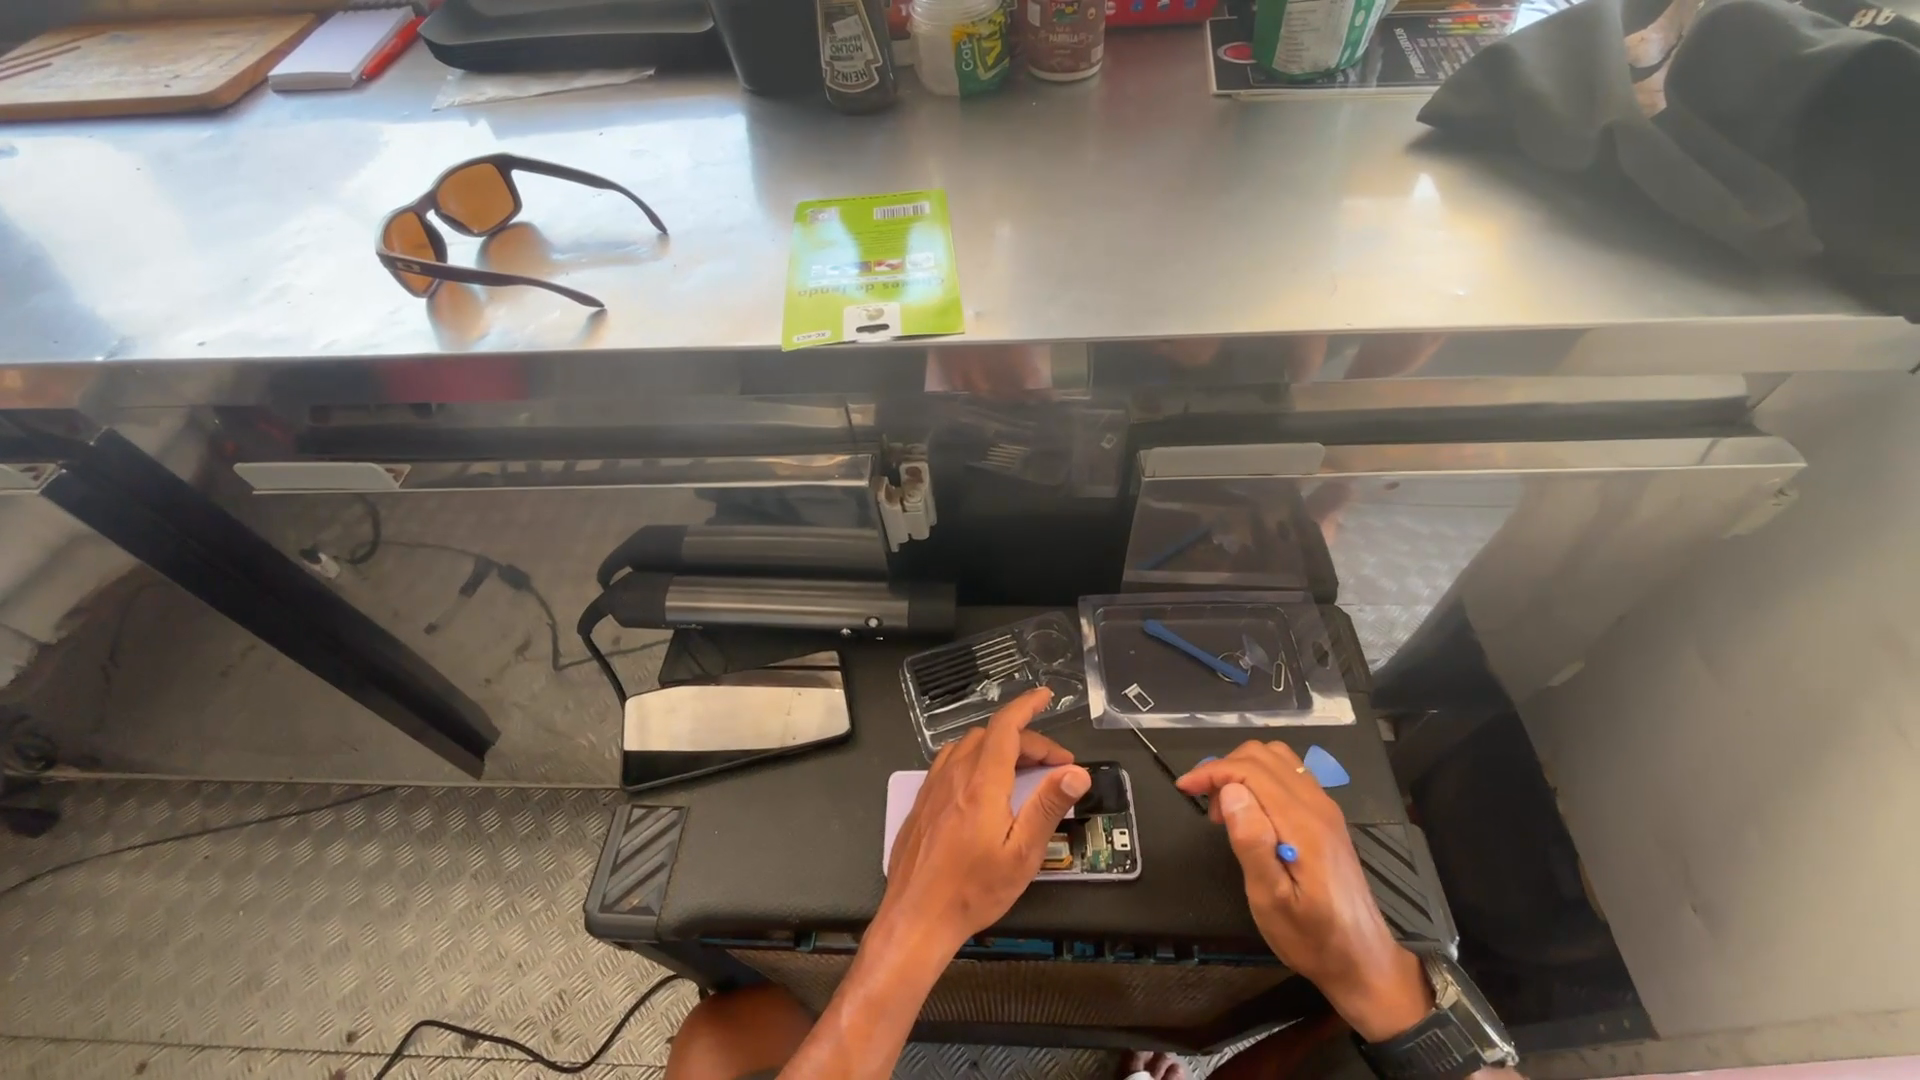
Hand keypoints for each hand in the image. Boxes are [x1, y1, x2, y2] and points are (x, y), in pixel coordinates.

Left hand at [881, 688, 1090, 953]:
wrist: (916, 917)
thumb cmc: (972, 890)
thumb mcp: (1022, 855)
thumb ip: (1048, 807)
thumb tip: (1076, 772)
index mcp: (982, 784)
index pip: (1006, 727)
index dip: (1027, 706)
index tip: (1045, 696)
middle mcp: (954, 776)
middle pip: (992, 736)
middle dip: (1026, 740)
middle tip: (1053, 765)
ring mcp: (933, 787)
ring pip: (968, 746)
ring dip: (999, 747)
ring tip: (1023, 771)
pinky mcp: (922, 801)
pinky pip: (950, 762)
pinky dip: (975, 758)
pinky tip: (984, 783)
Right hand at [1177, 742, 1432, 1041]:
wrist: (1363, 961)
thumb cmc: (1311, 937)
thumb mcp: (1271, 900)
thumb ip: (1251, 842)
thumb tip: (1230, 791)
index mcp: (1302, 823)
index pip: (1250, 770)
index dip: (1211, 772)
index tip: (1184, 789)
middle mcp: (1317, 805)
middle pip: (1262, 755)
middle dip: (1224, 768)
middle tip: (1207, 809)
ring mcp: (1325, 809)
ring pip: (1278, 759)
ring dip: (1242, 769)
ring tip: (1226, 807)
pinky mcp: (1326, 817)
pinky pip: (1290, 774)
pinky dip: (1260, 777)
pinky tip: (1251, 811)